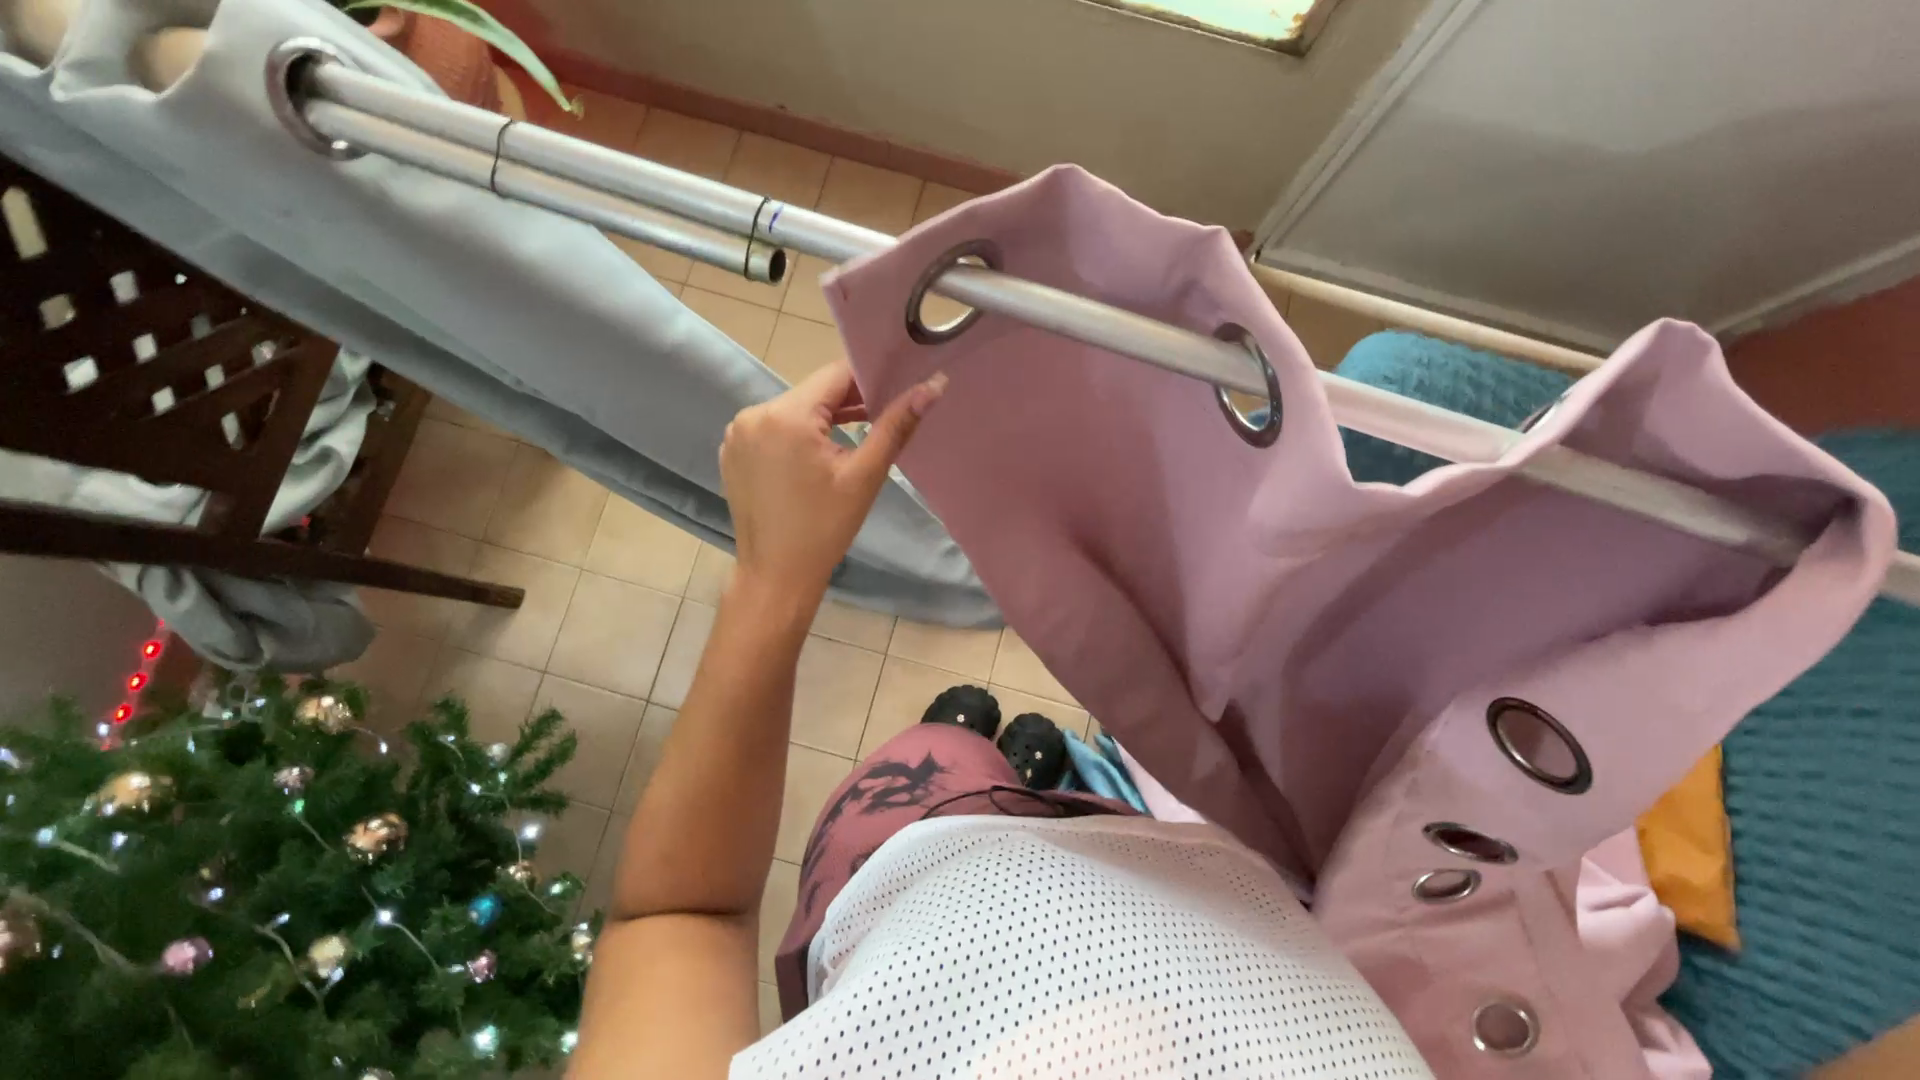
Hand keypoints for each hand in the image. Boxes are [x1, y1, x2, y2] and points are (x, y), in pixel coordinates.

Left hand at [719, 361, 947, 604]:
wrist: (777, 575)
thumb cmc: (825, 528)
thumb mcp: (865, 475)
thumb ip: (897, 425)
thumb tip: (934, 384)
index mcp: (786, 415)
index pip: (836, 374)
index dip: (869, 381)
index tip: (895, 394)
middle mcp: (754, 414)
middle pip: (814, 392)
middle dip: (848, 403)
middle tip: (881, 421)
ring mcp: (738, 433)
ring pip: (794, 410)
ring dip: (824, 420)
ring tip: (853, 443)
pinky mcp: (733, 451)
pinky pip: (773, 429)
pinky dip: (797, 436)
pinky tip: (817, 461)